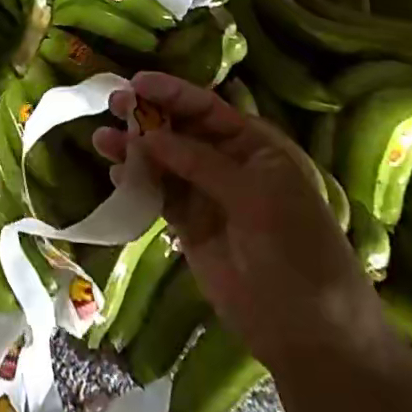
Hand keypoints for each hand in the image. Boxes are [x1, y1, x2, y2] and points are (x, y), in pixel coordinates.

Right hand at [92, 73, 395, 373]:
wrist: (309, 328)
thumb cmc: (296, 246)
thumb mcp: (256, 194)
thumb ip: (202, 162)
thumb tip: (150, 136)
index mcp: (254, 144)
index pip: (208, 108)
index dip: (173, 92)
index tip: (137, 83)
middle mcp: (227, 162)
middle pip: (181, 130)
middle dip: (148, 116)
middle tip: (114, 105)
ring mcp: (206, 195)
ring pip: (164, 162)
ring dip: (134, 149)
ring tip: (102, 140)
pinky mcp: (189, 226)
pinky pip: (159, 195)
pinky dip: (137, 184)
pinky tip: (117, 175)